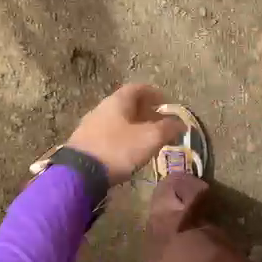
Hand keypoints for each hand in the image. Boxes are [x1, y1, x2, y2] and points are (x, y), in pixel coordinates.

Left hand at [64, 83, 184, 181]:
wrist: (79, 173)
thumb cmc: (118, 149)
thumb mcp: (149, 138)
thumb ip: (168, 129)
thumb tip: (181, 124)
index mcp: (117, 101)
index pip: (138, 88)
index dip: (154, 93)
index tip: (166, 103)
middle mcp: (102, 108)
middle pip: (127, 105)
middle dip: (146, 112)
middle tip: (160, 123)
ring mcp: (91, 125)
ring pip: (118, 120)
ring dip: (134, 126)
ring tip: (148, 140)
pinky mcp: (85, 143)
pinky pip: (109, 134)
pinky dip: (123, 138)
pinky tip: (129, 151)